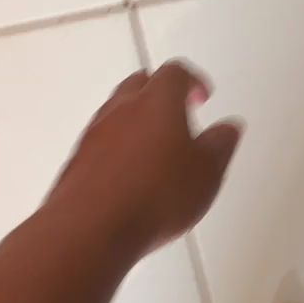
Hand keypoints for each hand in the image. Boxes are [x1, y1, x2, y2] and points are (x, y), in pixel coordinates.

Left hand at [46, 60, 242, 255]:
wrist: (92, 230)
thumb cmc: (154, 195)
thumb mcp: (208, 172)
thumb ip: (220, 144)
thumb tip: (227, 129)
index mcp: (158, 101)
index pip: (175, 73)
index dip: (192, 81)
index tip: (202, 94)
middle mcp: (121, 109)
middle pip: (139, 84)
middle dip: (159, 93)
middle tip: (177, 110)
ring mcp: (94, 135)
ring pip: (116, 113)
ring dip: (136, 121)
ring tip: (156, 147)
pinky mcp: (76, 163)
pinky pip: (101, 144)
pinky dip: (118, 149)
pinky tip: (131, 176)